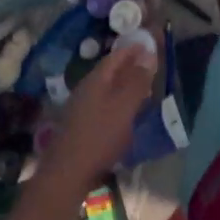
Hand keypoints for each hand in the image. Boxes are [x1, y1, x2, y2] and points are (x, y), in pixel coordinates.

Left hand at [42, 37, 157, 183]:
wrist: (66, 175)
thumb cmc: (99, 136)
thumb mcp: (125, 106)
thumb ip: (137, 80)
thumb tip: (148, 53)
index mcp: (97, 79)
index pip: (117, 55)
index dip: (135, 48)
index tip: (152, 45)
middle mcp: (86, 88)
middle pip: (110, 71)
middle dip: (130, 66)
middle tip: (151, 66)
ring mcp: (80, 107)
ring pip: (106, 88)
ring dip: (124, 85)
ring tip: (143, 89)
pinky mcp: (79, 125)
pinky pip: (102, 104)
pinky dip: (117, 102)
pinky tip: (125, 114)